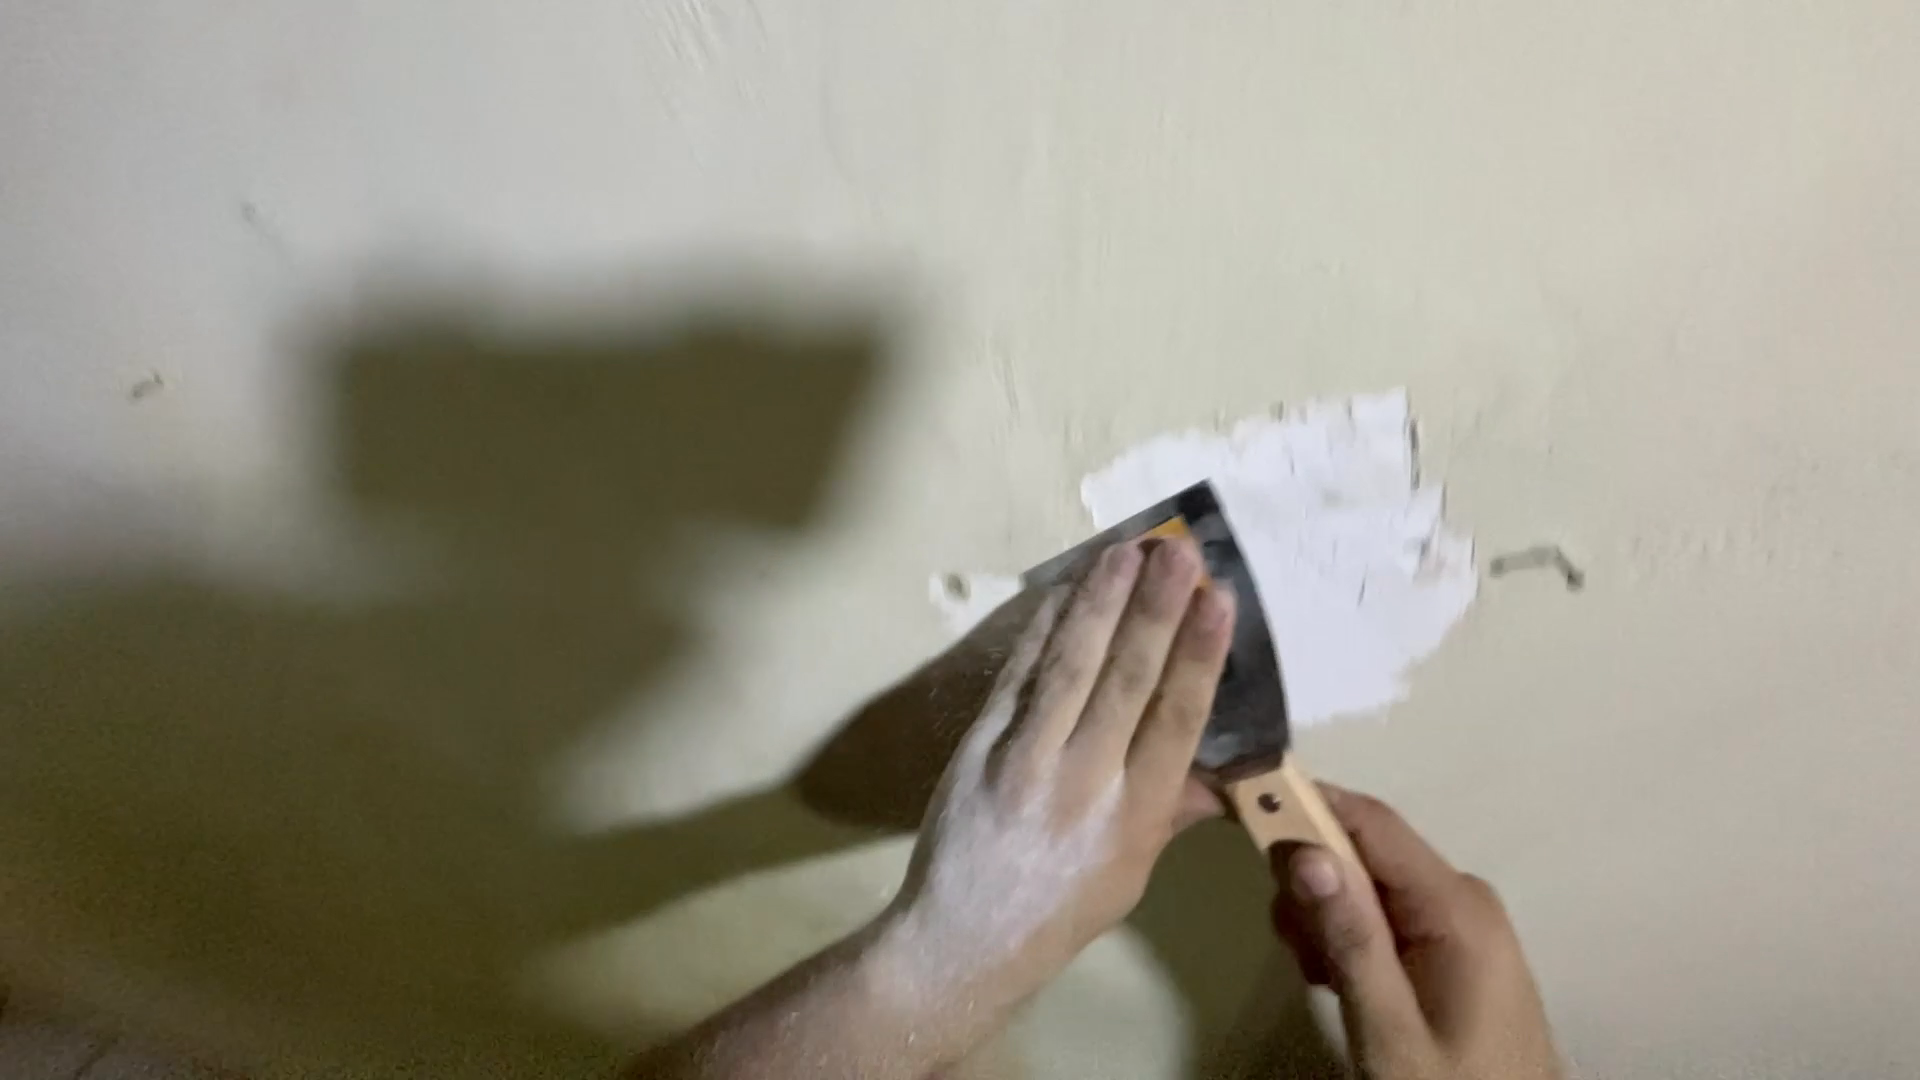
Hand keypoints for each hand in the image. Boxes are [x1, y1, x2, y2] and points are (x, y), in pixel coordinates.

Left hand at [878, 537, 1235, 1007]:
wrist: (964, 937)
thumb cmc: (1060, 909)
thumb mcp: (1132, 872)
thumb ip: (1173, 809)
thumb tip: (1225, 771)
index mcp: (1136, 816)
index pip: (1176, 719)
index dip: (1199, 655)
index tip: (1218, 599)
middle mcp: (1085, 779)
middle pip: (1125, 679)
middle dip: (1154, 609)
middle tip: (1177, 550)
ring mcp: (1025, 756)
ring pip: (1070, 665)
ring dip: (1099, 602)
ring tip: (1124, 552)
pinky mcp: (981, 742)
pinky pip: (1018, 674)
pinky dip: (1042, 628)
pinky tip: (1063, 590)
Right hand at [1272, 789, 1562, 1079]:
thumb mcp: (1390, 1030)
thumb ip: (1351, 939)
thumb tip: (1305, 852)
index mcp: (1455, 906)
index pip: (1369, 820)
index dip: (1306, 803)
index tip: (1247, 814)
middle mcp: (1459, 892)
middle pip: (1358, 846)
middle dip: (1310, 880)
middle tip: (1294, 942)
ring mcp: (1455, 914)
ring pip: (1358, 875)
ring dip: (1321, 912)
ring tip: (1318, 972)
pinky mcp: (1447, 937)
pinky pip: (1375, 903)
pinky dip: (1341, 927)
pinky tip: (1336, 975)